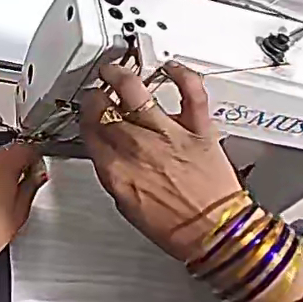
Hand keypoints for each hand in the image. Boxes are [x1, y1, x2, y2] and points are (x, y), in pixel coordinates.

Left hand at [0, 142, 46, 286]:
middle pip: (5, 153)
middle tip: (21, 183)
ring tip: (0, 196)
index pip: (26, 149)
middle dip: (15, 165)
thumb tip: (35, 178)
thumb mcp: (21, 210)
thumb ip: (31, 186)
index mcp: (4, 164)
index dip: (34, 158)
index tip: (36, 167)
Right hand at [80, 61, 243, 262]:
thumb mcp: (128, 206)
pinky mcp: (197, 126)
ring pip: (133, 89)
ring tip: (116, 71)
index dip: (85, 115)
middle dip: (97, 96)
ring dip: (119, 74)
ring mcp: (167, 132)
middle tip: (99, 92)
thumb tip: (110, 156)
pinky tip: (170, 67)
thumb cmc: (177, 228)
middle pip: (105, 107)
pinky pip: (189, 90)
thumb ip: (115, 174)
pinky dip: (180, 73)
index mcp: (116, 168)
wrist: (217, 234)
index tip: (88, 111)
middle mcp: (137, 146)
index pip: (90, 129)